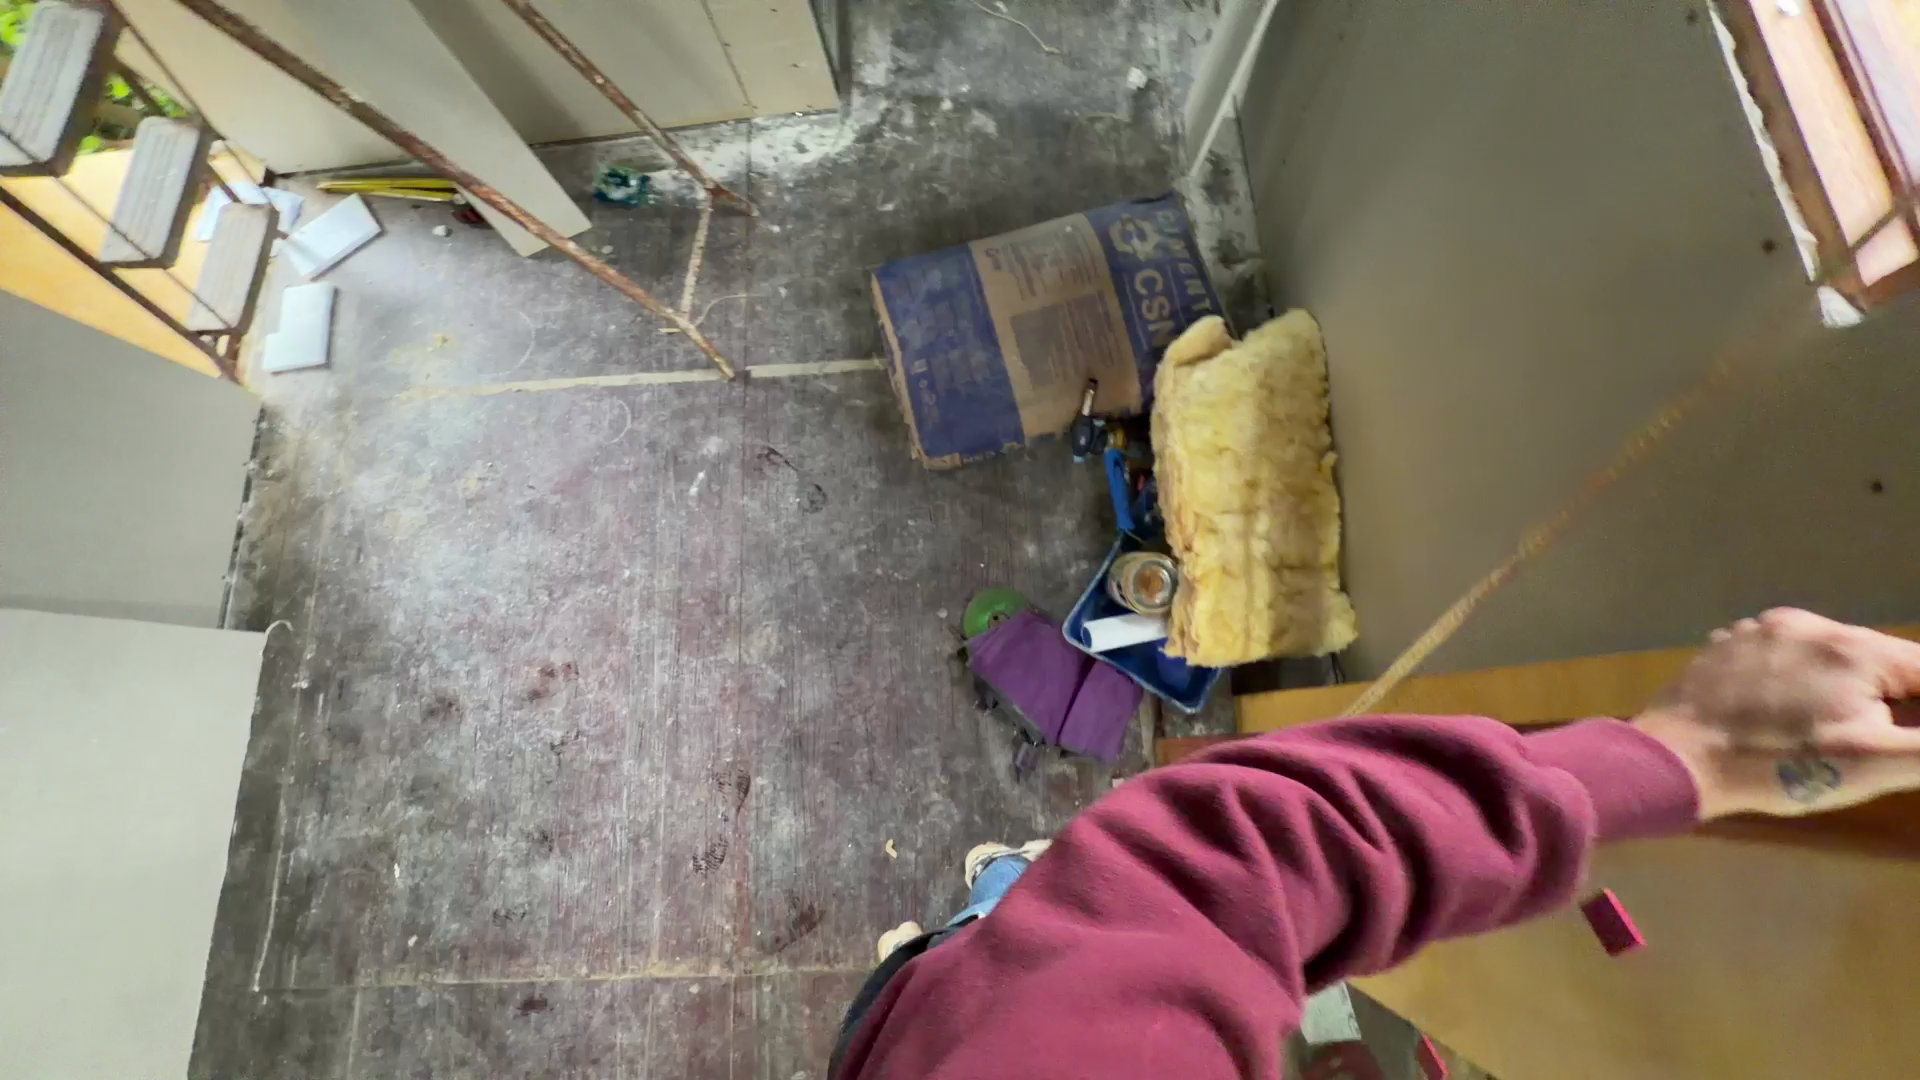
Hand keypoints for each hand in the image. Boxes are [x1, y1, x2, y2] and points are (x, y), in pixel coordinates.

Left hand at [1631, 608, 1919, 819]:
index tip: (1897, 739)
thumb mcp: (1885, 761)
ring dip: (1851, 692)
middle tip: (1868, 740)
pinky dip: (1805, 683)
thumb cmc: (1777, 764)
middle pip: (1887, 663)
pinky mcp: (1723, 647)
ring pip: (1836, 661)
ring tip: (1824, 730)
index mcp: (1850, 647)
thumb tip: (1917, 719)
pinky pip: (1788, 660)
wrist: (1673, 758)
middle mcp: (1802, 624)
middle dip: (1899, 701)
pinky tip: (1788, 715)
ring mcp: (1753, 631)